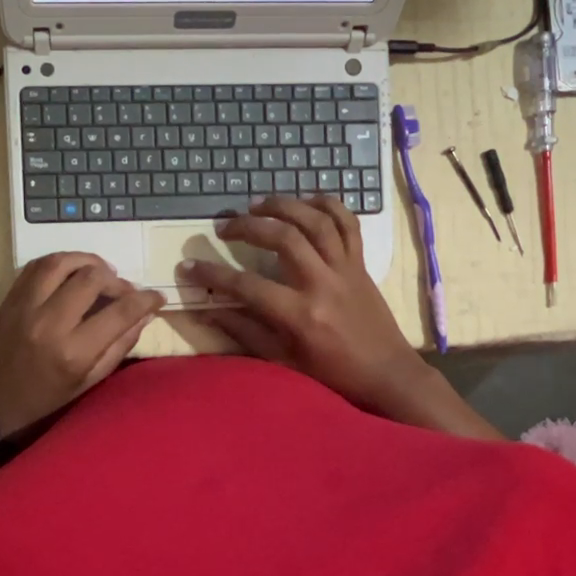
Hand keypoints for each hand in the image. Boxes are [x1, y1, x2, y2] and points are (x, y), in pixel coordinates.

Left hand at [0, 252, 164, 436]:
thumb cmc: (41, 402)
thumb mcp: (87, 383)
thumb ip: (118, 347)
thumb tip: (145, 315)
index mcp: (73, 352)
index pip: (120, 312)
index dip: (145, 299)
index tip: (157, 297)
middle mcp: (49, 322)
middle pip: (92, 278)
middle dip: (117, 279)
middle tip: (124, 289)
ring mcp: (25, 306)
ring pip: (62, 262)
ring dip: (88, 261)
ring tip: (100, 272)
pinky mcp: (9, 298)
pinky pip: (37, 265)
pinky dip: (60, 262)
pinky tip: (71, 272)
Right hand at [184, 197, 500, 439]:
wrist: (387, 375)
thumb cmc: (332, 375)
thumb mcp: (283, 361)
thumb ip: (245, 331)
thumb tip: (206, 311)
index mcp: (300, 315)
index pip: (247, 286)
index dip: (213, 274)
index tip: (188, 266)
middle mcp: (323, 284)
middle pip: (283, 238)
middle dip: (248, 226)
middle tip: (224, 226)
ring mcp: (345, 269)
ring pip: (316, 221)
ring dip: (284, 205)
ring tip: (258, 204)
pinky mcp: (361, 263)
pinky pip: (348, 223)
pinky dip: (328, 205)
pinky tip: (306, 201)